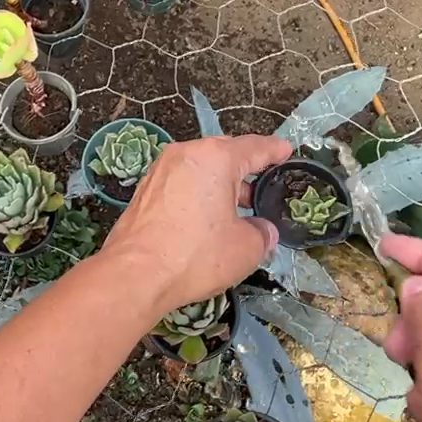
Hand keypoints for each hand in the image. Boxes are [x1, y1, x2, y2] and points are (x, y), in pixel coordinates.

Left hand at [102, 134, 290, 316]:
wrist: (135, 273)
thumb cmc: (195, 255)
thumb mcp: (246, 247)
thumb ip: (262, 232)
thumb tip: (263, 230)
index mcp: (215, 157)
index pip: (254, 147)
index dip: (274, 150)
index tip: (286, 150)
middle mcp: (186, 153)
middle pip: (224, 153)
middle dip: (246, 167)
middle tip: (264, 185)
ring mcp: (162, 169)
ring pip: (201, 167)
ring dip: (221, 182)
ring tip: (240, 206)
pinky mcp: (146, 188)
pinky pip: (183, 180)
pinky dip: (200, 191)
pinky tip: (209, 215)